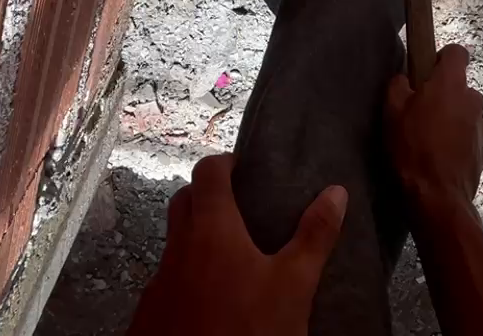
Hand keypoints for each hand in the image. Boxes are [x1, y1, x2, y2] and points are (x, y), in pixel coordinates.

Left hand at [126, 154, 345, 335]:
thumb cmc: (247, 330)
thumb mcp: (293, 286)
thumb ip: (314, 235)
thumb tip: (336, 192)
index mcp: (211, 230)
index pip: (207, 172)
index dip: (225, 163)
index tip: (245, 170)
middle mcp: (176, 249)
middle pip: (183, 201)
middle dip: (207, 196)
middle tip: (240, 208)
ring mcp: (157, 287)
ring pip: (173, 245)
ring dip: (196, 241)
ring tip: (230, 261)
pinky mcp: (146, 321)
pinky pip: (165, 285)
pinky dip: (185, 280)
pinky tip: (209, 304)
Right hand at [385, 44, 482, 216]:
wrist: (438, 198)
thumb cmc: (412, 148)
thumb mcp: (392, 111)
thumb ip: (399, 85)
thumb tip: (406, 79)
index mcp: (452, 83)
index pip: (457, 51)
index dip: (441, 57)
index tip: (426, 72)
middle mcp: (473, 98)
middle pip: (459, 85)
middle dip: (443, 93)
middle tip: (420, 112)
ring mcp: (481, 124)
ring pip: (464, 110)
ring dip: (450, 117)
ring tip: (429, 139)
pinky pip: (468, 133)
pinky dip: (457, 139)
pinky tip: (440, 156)